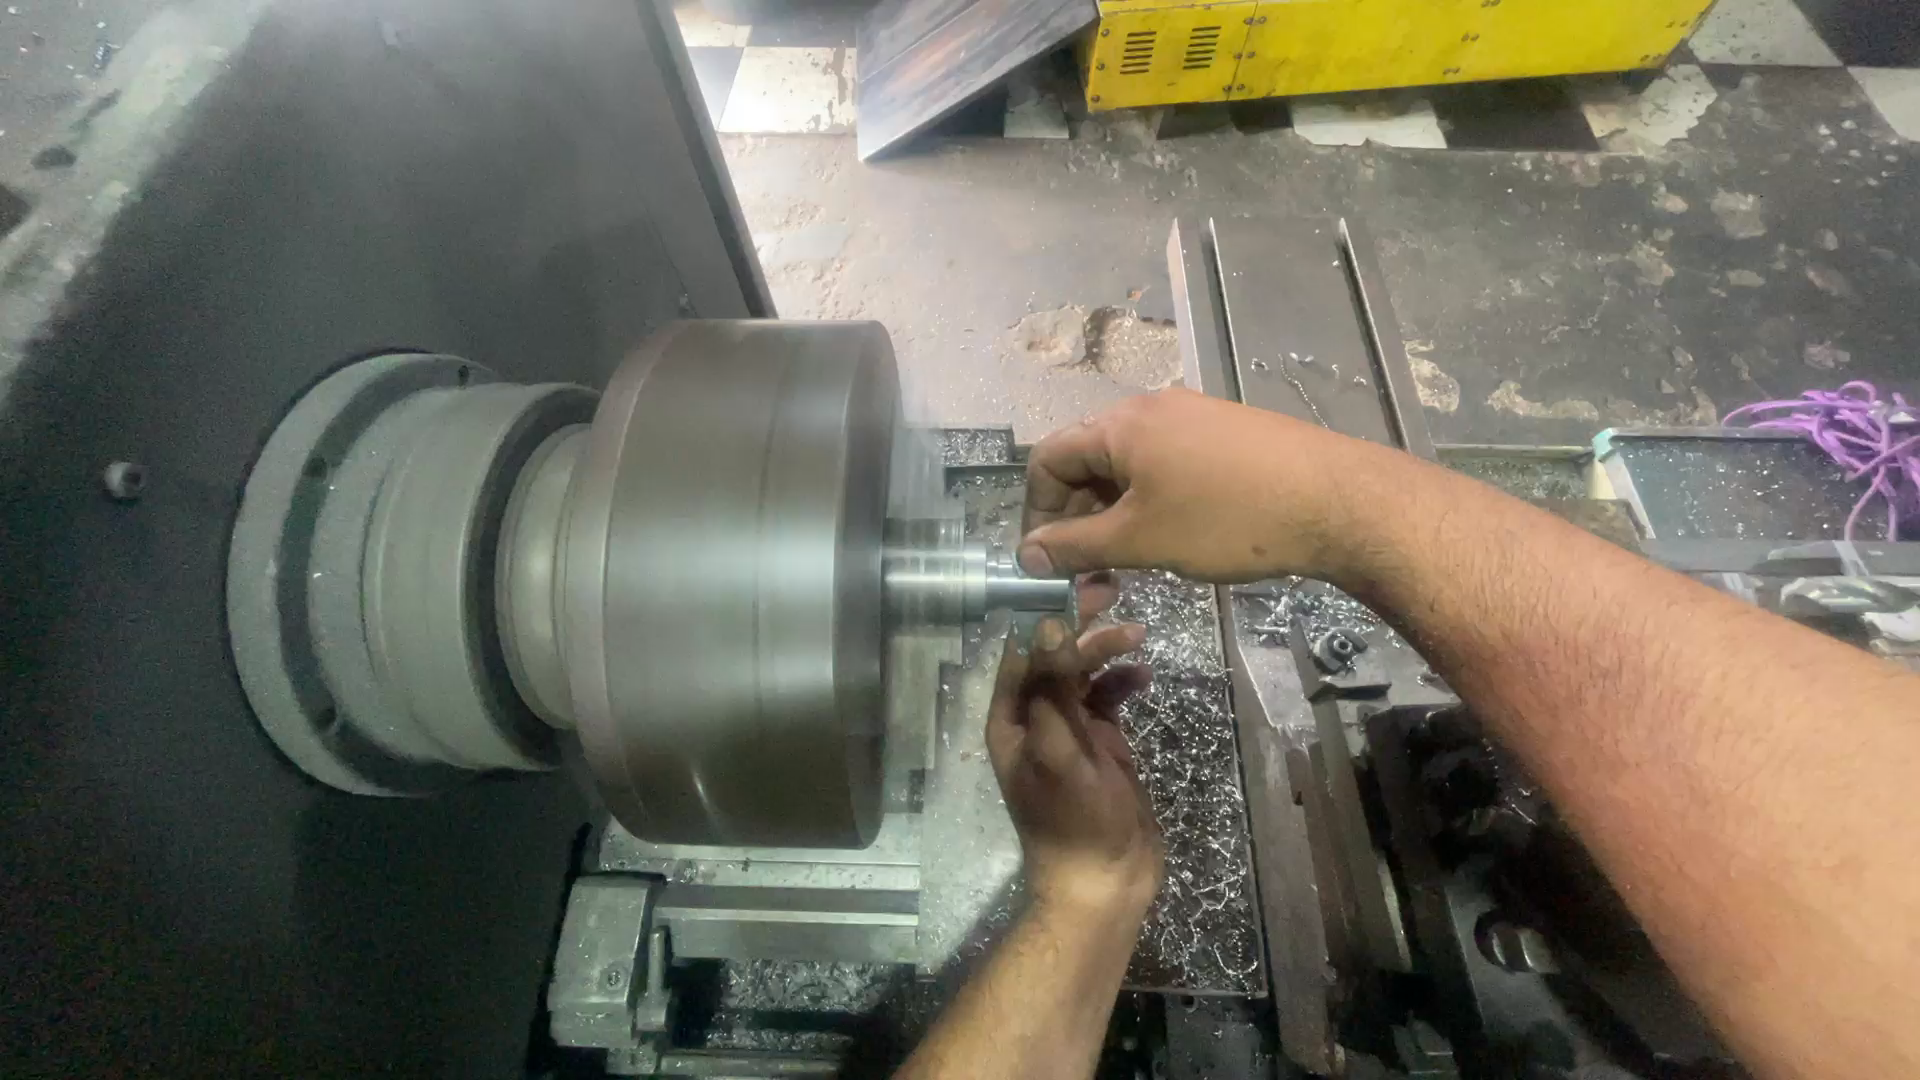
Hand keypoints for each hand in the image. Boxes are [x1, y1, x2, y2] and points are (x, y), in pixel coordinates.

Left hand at [985, 579, 1163, 917]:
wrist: (1105, 883)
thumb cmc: (1073, 819)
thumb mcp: (1058, 749)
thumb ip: (1051, 688)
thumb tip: (1047, 625)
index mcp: (1011, 717)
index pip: (1021, 651)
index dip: (1044, 616)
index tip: (1074, 584)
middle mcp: (1034, 716)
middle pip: (1054, 656)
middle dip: (1080, 625)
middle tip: (1112, 592)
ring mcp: (1068, 728)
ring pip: (1082, 673)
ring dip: (1105, 650)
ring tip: (1136, 632)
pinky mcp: (1100, 742)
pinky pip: (1107, 698)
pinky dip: (1122, 682)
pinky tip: (1143, 673)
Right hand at [1017, 387, 1407, 583]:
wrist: (1338, 502)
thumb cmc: (1225, 518)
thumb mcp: (1139, 539)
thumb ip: (1074, 547)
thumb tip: (1025, 556)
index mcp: (1120, 424)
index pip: (1047, 458)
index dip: (1036, 511)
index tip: (1046, 559)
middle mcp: (1149, 409)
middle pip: (1085, 460)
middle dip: (1075, 517)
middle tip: (1086, 568)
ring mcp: (1190, 417)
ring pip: (1125, 466)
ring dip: (1111, 514)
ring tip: (1126, 560)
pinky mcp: (1222, 435)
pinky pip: (1163, 465)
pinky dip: (1147, 502)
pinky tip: (1167, 536)